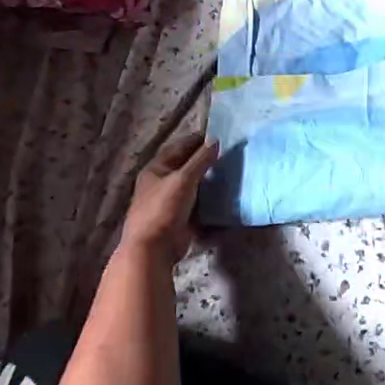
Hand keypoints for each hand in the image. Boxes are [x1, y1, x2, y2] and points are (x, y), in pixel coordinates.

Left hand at [120, 133, 218, 260]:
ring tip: (231, 172)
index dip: (196, 141)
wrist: (153, 248)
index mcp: (156, 169)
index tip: (217, 135)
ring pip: (193, 186)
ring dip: (209, 180)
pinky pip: (198, 204)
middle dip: (204, 161)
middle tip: (228, 153)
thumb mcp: (183, 179)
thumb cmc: (163, 208)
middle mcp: (162, 183)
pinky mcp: (180, 219)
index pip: (178, 148)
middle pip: (186, 166)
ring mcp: (170, 202)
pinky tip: (225, 195)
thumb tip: (215, 141)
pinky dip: (210, 200)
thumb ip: (200, 160)